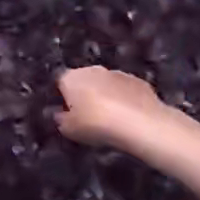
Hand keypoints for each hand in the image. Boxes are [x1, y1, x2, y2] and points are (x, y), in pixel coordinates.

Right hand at [55, 66, 172, 148]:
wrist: (140, 124)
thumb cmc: (96, 124)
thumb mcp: (69, 130)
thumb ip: (61, 119)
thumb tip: (60, 115)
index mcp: (71, 77)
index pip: (60, 83)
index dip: (62, 98)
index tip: (66, 113)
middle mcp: (93, 70)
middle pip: (84, 80)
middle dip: (84, 94)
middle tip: (86, 116)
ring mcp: (118, 73)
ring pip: (106, 84)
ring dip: (105, 96)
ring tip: (109, 118)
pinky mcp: (139, 81)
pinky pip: (125, 90)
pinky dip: (124, 99)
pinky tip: (127, 116)